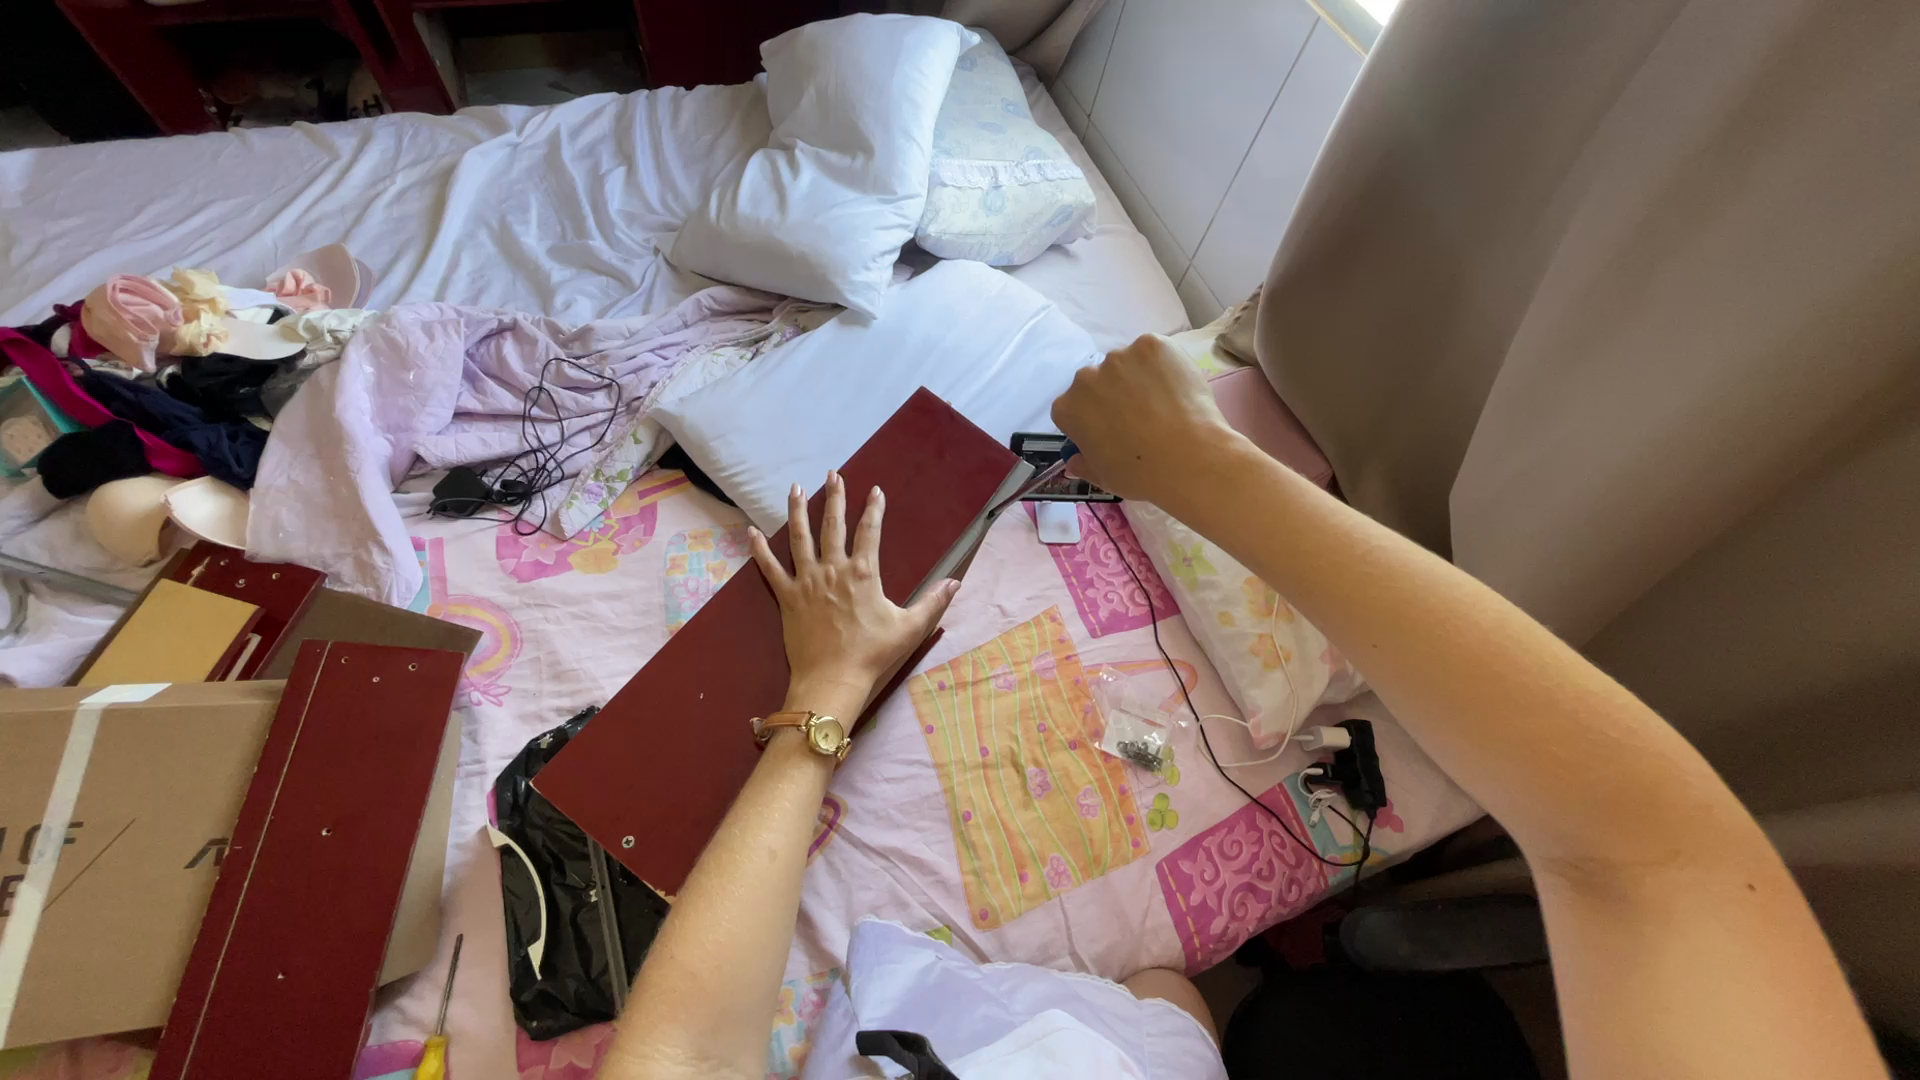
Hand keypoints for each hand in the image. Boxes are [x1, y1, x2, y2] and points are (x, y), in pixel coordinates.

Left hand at [749, 471, 958, 714]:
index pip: (870, 531)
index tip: (875, 490)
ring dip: (798, 511)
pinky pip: (770, 569)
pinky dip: (760, 550)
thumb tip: (956, 582)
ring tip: (796, 488)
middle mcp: (833, 570)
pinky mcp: (787, 597)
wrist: (832, 679)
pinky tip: (751, 532)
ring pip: (800, 538)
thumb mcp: (910, 628)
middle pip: (833, 525)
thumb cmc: (872, 654)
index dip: (874, 508)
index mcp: (863, 573)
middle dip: (834, 497)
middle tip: (833, 474)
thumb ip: (933, 602)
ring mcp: (807, 582)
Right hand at [1050, 333, 1243, 505]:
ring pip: (1126, 365)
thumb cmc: (1140, 474)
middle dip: (1113, 395)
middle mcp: (1086, 377)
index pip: (1073, 407)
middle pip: (1097, 382)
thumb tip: (1074, 461)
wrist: (1188, 457)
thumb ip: (1083, 465)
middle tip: (1138, 417)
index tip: (1110, 430)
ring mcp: (1119, 357)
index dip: (1093, 418)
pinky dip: (1163, 365)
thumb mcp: (1103, 478)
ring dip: (1137, 378)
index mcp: (1067, 408)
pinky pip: (1153, 352)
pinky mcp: (1151, 344)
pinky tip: (1175, 388)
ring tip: (1162, 403)